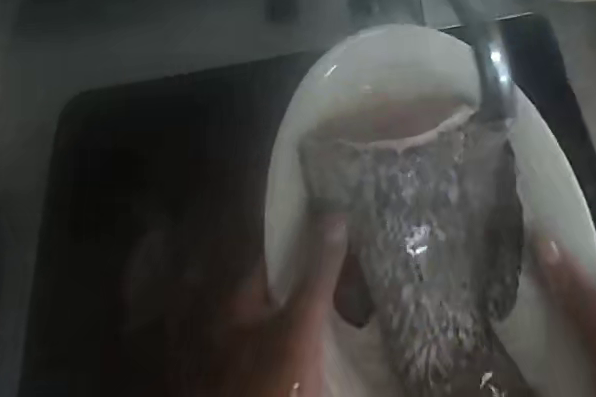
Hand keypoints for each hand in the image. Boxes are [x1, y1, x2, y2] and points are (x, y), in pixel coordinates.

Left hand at [197, 213, 348, 396]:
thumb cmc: (271, 385)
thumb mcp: (299, 327)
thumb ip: (318, 273)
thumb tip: (335, 215)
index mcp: (238, 303)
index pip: (273, 255)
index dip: (302, 236)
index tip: (333, 220)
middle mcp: (240, 323)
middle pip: (283, 285)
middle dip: (315, 270)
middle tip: (354, 251)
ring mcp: (254, 354)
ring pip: (292, 315)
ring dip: (319, 302)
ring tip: (358, 283)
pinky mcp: (272, 377)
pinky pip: (298, 341)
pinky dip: (319, 331)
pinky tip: (345, 328)